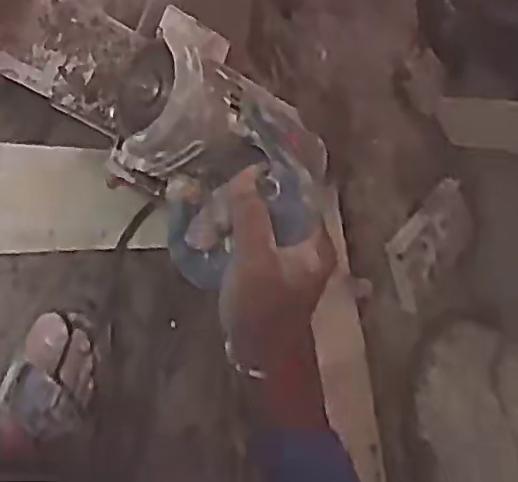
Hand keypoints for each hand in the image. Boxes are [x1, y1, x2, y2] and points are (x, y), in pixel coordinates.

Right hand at [220, 165, 336, 431]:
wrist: (257, 361)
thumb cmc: (263, 310)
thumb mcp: (254, 260)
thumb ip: (251, 215)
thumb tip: (249, 173)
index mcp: (315, 241)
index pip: (298, 190)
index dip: (271, 172)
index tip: (240, 156)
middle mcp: (304, 242)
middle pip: (273, 200)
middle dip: (240, 196)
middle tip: (212, 199)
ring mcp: (283, 253)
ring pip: (255, 215)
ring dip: (228, 213)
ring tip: (202, 221)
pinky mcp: (263, 262)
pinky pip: (244, 230)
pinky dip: (227, 225)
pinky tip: (205, 225)